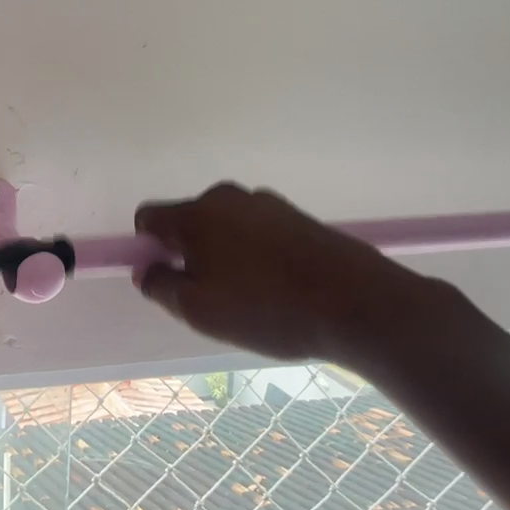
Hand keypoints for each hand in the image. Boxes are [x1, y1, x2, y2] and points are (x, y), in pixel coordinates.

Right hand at [134, 182, 437, 363]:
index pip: (148, 217)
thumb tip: (146, 270)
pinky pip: (259, 232)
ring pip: (225, 227)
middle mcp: (227, 198)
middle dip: (189, 252)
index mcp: (195, 214)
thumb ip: (160, 286)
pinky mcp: (300, 218)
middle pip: (188, 220)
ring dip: (225, 254)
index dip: (148, 248)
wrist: (363, 306)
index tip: (169, 278)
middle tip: (211, 294)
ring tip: (253, 296)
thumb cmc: (268, 309)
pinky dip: (257, 255)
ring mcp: (268, 204)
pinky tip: (281, 288)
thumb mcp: (199, 311)